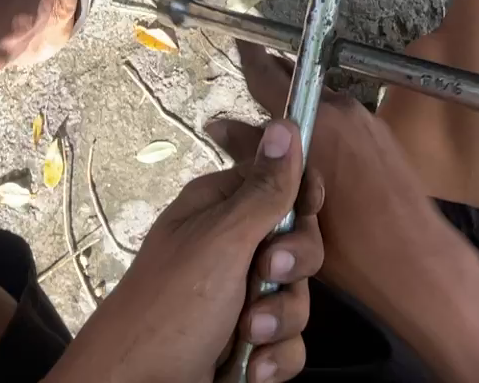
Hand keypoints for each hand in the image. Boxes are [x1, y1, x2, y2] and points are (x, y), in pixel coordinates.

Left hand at [48, 119, 323, 382]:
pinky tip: (255, 370)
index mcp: (222, 207)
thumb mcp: (222, 239)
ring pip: (298, 294)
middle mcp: (234, 246)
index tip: (307, 209)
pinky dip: (276, 358)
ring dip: (281, 319)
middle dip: (292, 265)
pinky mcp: (249, 345)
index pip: (281, 181)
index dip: (301, 194)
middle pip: (299, 239)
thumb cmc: (171, 306)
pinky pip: (290, 341)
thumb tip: (288, 121)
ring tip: (250, 336)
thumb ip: (265, 188)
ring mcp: (241, 297)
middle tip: (267, 273)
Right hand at [208, 48, 478, 382]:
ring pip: (321, 102)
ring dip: (299, 106)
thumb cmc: (347, 243)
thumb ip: (252, 158)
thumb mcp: (287, 203)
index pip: (271, 79)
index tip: (240, 43)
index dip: (251, 60)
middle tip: (251, 72)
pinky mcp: (380, 133)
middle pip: (299, 85)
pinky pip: (341, 116)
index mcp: (316, 121)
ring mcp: (365, 119)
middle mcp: (342, 108)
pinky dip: (321, 121)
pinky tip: (312, 145)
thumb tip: (218, 126)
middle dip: (274, 80)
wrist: (415, 259)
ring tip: (276, 118)